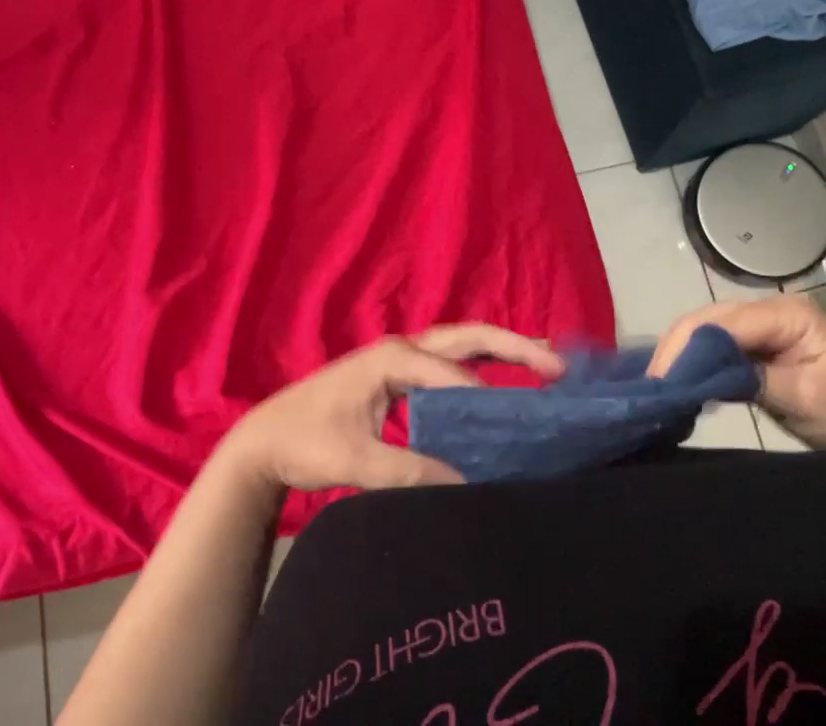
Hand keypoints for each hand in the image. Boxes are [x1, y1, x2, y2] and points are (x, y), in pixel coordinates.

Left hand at [217, 324, 562, 491]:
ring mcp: (401, 358)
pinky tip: (506, 382)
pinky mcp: (400, 375)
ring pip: (463, 346)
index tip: (518, 425)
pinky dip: (484, 367)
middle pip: (469, 338)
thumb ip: (407, 472)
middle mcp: (403, 349)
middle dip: (515, 346)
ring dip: (504, 350)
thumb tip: (465, 487)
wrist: (265, 439)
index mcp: (392, 359)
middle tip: (560, 364)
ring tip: (548, 361)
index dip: (486, 400)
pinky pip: (452, 364)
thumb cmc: (304, 443)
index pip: (453, 376)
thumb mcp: (354, 461)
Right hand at [648, 295, 825, 465]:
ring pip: (707, 334)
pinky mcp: (761, 354)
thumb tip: (695, 370)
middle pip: (708, 321)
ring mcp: (766, 331)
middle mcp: (772, 311)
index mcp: (788, 313)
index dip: (686, 348)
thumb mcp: (804, 397)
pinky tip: (680, 387)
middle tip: (650, 391)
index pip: (722, 322)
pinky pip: (717, 352)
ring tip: (659, 390)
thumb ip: (749, 376)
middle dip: (677, 351)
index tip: (659, 384)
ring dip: (682, 359)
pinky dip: (695, 367)